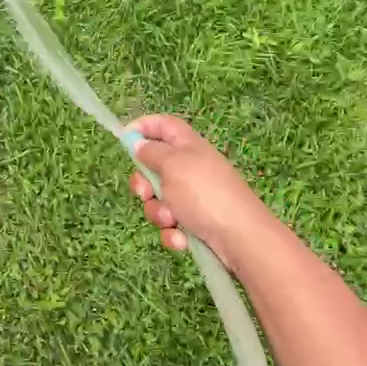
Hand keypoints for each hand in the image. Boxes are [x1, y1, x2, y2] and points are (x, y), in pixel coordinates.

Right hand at [125, 113, 276, 270]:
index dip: (143, 126)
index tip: (124, 139)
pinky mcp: (196, 223)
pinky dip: (172, 232)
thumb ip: (151, 152)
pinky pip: (171, 224)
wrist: (242, 240)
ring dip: (159, 212)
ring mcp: (194, 197)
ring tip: (172, 220)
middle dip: (144, 183)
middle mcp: (190, 169)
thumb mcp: (173, 165)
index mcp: (188, 146)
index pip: (163, 125)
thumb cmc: (205, 195)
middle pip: (153, 167)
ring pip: (158, 200)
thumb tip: (138, 144)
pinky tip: (182, 239)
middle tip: (146, 193)